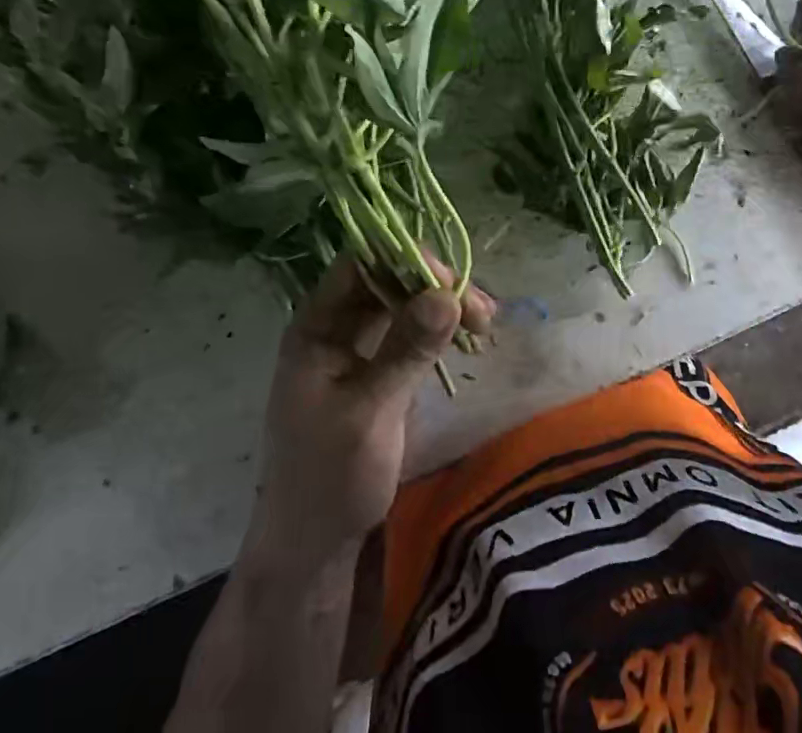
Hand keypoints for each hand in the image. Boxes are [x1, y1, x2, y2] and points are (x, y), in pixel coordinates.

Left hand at [255, 259, 495, 555]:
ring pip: (407, 303)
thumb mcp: (370, 411)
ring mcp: (361, 347)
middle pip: (390, 278)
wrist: (318, 540)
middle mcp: (338, 327)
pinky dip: (444, 328)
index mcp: (317, 327)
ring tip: (484, 324)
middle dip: (437, 285)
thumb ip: (405, 350)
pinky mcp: (384, 368)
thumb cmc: (330, 477)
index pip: (361, 265)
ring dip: (446, 305)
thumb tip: (447, 295)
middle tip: (481, 312)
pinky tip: (470, 337)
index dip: (406, 260)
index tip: (453, 284)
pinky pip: (415, 330)